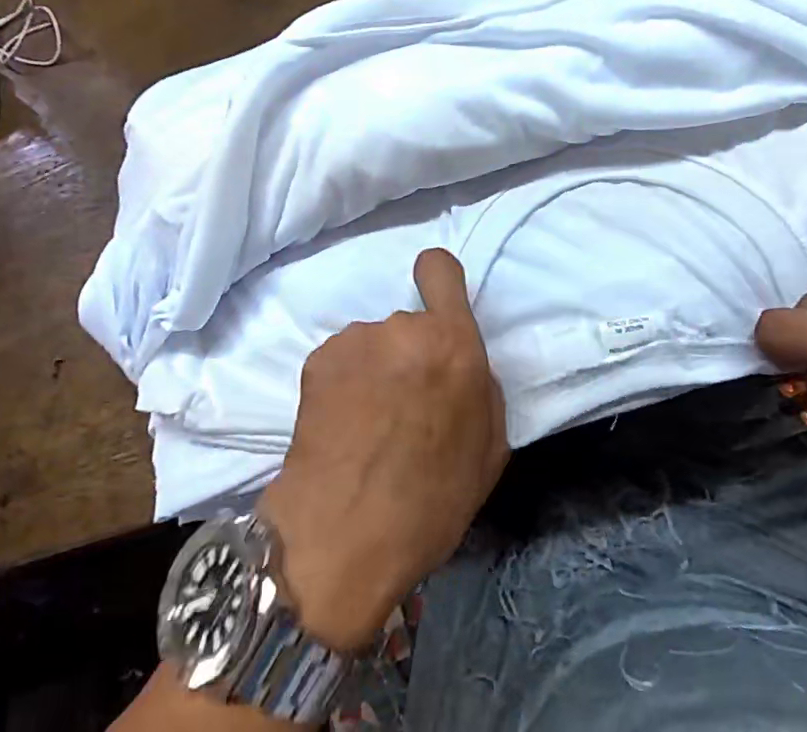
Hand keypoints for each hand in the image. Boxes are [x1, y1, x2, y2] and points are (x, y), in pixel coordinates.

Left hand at [257, 248, 507, 650]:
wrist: (343, 536)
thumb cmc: (432, 500)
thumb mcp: (489, 450)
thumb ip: (482, 390)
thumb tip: (463, 367)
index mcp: (455, 345)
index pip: (440, 270)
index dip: (437, 280)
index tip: (434, 304)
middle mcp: (404, 328)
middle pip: (412, 325)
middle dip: (412, 355)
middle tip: (405, 408)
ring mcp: (355, 341)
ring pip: (375, 345)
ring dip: (376, 371)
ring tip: (370, 425)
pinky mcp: (317, 360)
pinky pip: (343, 361)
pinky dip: (344, 384)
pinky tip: (343, 427)